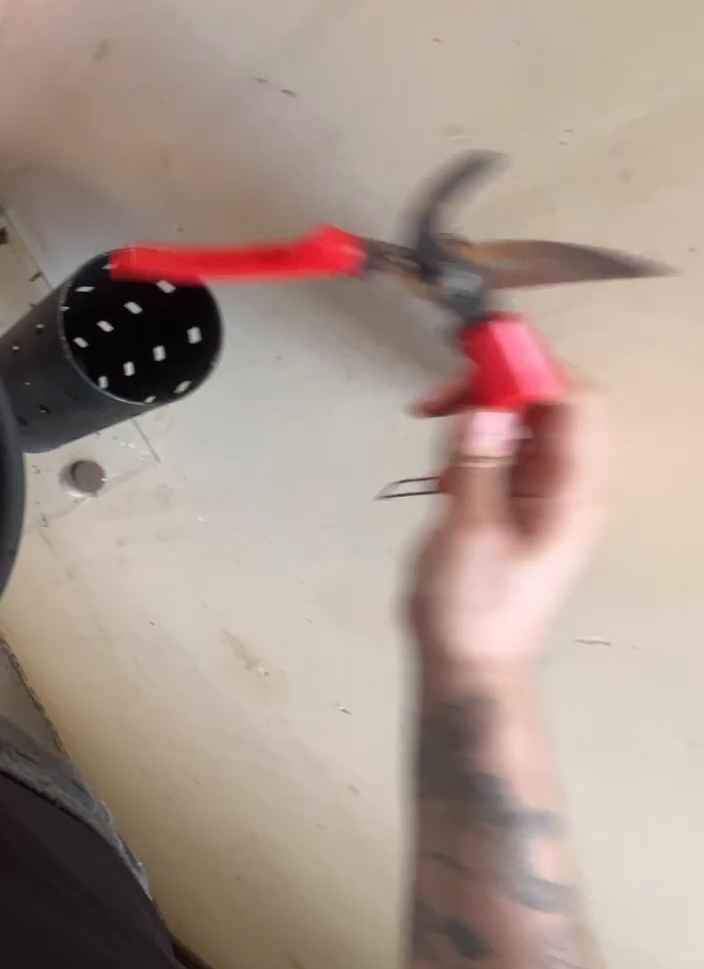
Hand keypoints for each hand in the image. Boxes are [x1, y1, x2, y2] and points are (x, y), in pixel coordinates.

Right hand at [408, 380, 606, 674]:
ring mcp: (536, 490)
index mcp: (570, 489)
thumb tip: (483, 407)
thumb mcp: (470, 532)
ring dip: (479, 404)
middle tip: (438, 391)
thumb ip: (475, 468)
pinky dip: (470, 432)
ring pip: (522, 421)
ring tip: (430, 413)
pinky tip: (441, 451)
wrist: (469, 654)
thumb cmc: (474, 602)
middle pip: (549, 404)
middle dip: (498, 381)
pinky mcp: (507, 499)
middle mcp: (563, 482)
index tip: (475, 348)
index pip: (571, 403)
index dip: (530, 366)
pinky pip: (500, 446)